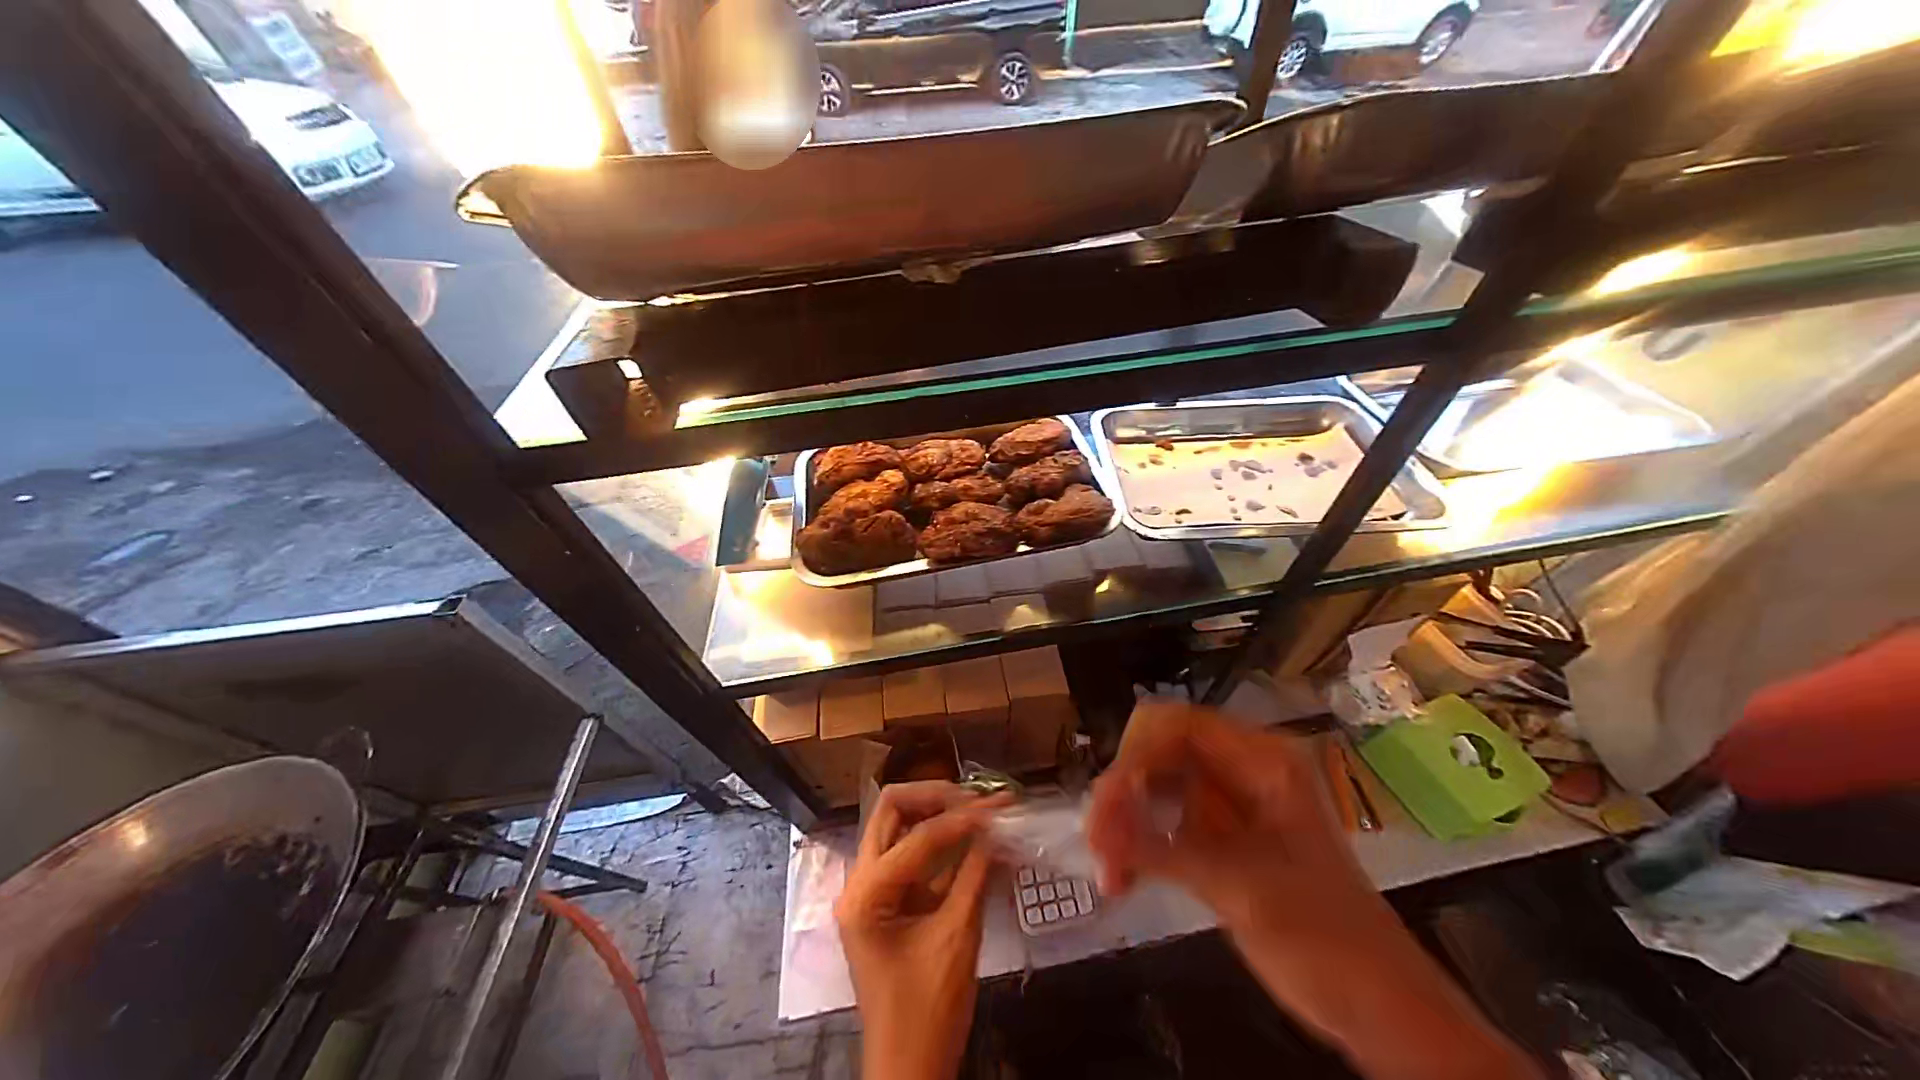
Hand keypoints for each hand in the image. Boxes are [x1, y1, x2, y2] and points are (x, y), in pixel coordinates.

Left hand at [836, 782, 1007, 1079]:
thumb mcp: (957, 939)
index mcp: (866, 894)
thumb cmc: (928, 1011)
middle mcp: (860, 883)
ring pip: (899, 829)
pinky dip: (942, 844)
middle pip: (891, 812)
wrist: (909, 1068)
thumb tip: (997, 831)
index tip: (1000, 808)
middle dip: (936, 798)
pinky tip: (974, 840)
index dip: (961, 819)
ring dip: (938, 815)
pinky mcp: (889, 903)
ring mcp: (872, 892)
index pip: (917, 836)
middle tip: (979, 799)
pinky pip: (912, 857)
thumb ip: (974, 877)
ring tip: (981, 810)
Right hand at [1087, 704, 1542, 1079]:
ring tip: (1107, 871)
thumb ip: (1163, 850)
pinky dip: (1137, 846)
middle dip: (1123, 792)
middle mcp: (1240, 770)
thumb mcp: (1242, 888)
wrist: (1378, 1006)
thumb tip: (1095, 827)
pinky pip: (1161, 824)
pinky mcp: (1218, 839)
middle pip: (1159, 753)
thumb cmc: (1325, 937)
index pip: (1179, 726)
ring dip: (1123, 822)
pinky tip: (1121, 880)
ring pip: (1154, 788)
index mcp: (1261, 762)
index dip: (1135, 753)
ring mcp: (1228, 805)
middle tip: (1096, 841)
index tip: (1107, 801)